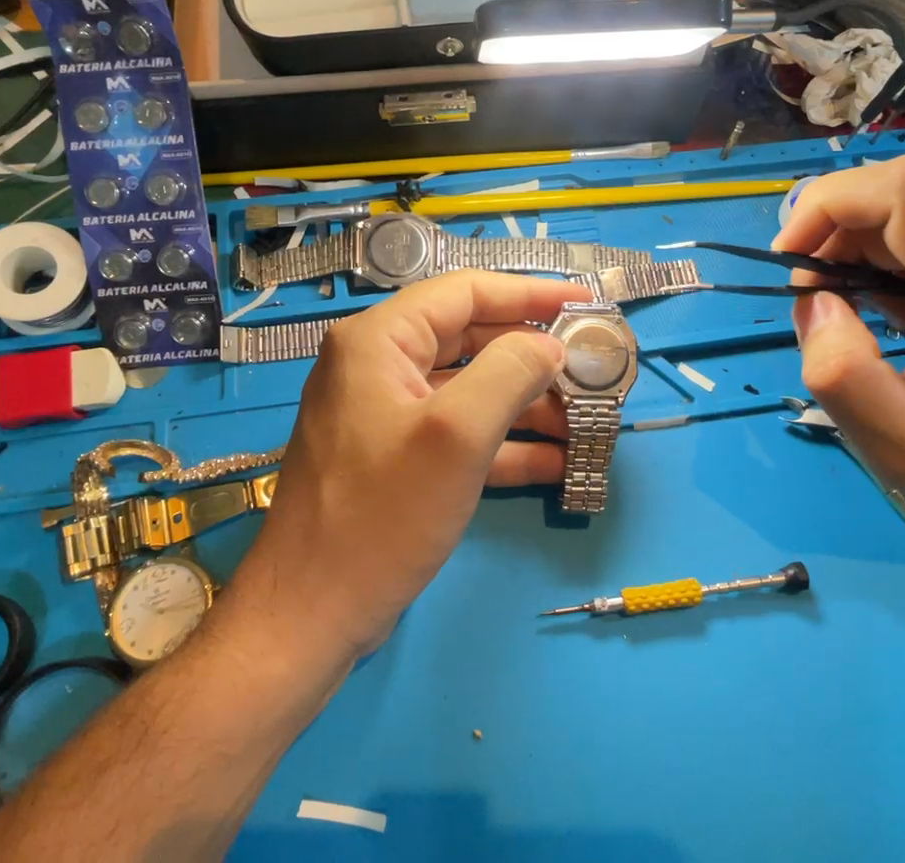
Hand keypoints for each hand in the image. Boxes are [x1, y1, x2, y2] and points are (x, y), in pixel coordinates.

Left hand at [221, 271, 587, 661]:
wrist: (310, 613)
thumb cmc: (381, 516)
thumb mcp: (456, 435)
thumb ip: (509, 373)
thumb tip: (548, 346)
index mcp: (380, 341)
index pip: (466, 292)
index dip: (531, 293)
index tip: (587, 304)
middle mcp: (378, 367)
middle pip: (472, 341)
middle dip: (535, 358)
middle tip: (594, 372)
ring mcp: (386, 417)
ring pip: (470, 392)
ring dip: (528, 405)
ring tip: (587, 423)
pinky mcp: (396, 461)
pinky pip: (458, 436)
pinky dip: (504, 445)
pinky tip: (555, 464)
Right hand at [774, 155, 904, 531]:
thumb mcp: (902, 450)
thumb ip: (842, 375)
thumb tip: (814, 302)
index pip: (904, 191)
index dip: (830, 203)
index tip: (790, 259)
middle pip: (898, 196)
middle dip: (831, 233)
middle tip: (812, 301)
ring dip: (855, 252)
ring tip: (851, 320)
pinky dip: (885, 262)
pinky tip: (890, 317)